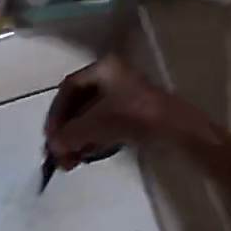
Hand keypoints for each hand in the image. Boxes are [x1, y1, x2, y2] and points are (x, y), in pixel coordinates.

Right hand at [44, 54, 190, 169]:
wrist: (180, 131)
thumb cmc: (136, 116)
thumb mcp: (97, 124)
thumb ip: (70, 134)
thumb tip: (53, 147)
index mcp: (103, 68)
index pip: (69, 87)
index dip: (56, 113)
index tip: (50, 137)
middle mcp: (113, 77)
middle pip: (79, 103)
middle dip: (67, 130)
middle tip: (59, 155)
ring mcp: (125, 96)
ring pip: (91, 117)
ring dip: (78, 138)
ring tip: (71, 162)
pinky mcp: (135, 115)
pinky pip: (105, 125)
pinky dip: (93, 139)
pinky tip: (86, 156)